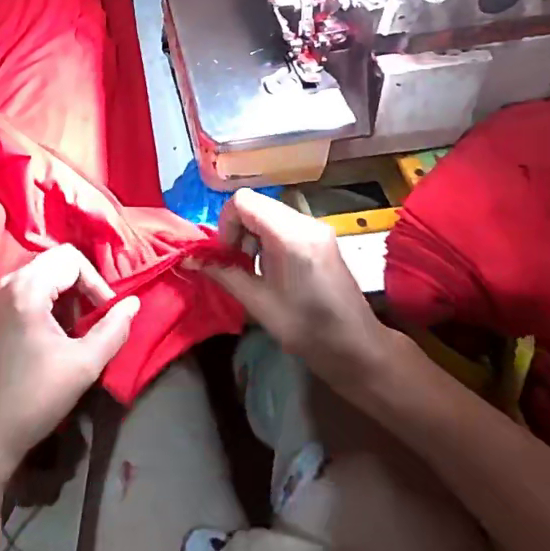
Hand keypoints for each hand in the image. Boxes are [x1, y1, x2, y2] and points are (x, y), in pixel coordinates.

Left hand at [0, 245, 141, 475]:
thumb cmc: (36, 397)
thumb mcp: (84, 364)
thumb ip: (114, 329)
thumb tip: (133, 303)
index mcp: (27, 287)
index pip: (72, 259)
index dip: (97, 283)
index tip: (107, 315)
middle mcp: (9, 281)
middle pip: (58, 261)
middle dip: (84, 285)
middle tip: (97, 319)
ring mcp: (0, 296)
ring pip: (47, 274)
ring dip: (70, 295)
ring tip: (80, 330)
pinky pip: (33, 289)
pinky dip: (53, 302)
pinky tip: (60, 334)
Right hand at [196, 189, 393, 389]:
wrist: (358, 349)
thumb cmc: (307, 330)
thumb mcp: (258, 303)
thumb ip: (224, 274)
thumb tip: (191, 259)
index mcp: (290, 235)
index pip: (243, 201)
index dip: (225, 223)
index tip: (227, 254)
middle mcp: (305, 222)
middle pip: (256, 204)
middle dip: (237, 229)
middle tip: (236, 263)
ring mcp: (317, 227)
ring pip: (269, 212)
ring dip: (252, 233)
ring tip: (253, 268)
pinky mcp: (322, 236)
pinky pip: (284, 223)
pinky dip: (268, 237)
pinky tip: (271, 267)